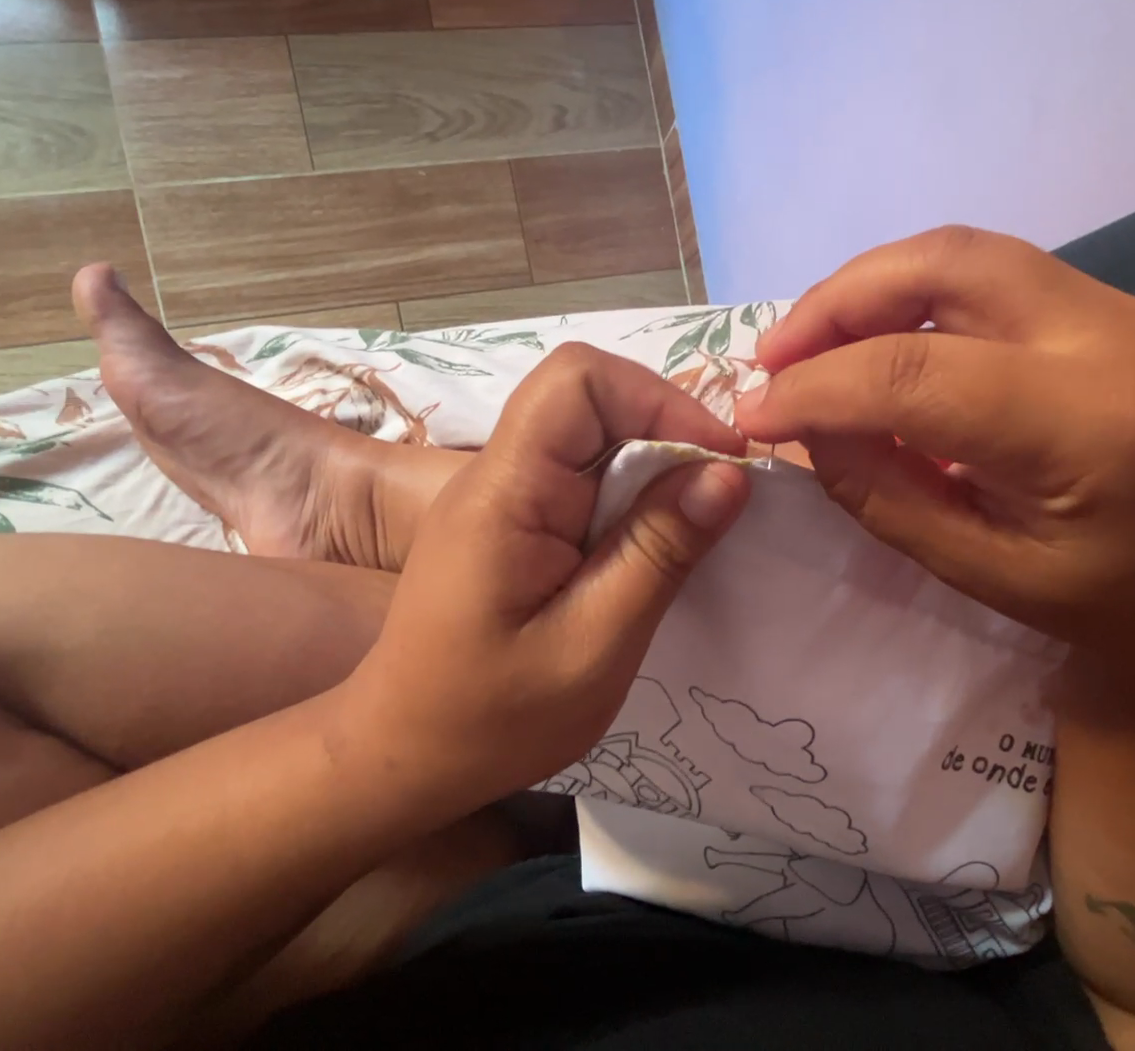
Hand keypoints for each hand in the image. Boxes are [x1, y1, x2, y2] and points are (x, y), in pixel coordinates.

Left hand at [347, 344, 750, 801]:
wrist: (406, 755)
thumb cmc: (493, 719)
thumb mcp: (593, 647)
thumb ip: (658, 554)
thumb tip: (729, 474)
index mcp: (505, 492)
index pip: (578, 379)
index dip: (658, 400)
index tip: (719, 465)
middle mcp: (499, 476)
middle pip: (591, 400)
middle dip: (667, 433)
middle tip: (719, 500)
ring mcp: (504, 497)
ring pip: (594, 439)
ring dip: (654, 470)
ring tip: (694, 529)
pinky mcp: (515, 524)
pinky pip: (584, 481)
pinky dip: (632, 501)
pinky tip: (653, 548)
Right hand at [736, 227, 1134, 701]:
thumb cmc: (1097, 608)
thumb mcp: (972, 567)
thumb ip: (878, 488)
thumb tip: (804, 423)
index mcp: (1091, 431)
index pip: (918, 375)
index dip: (817, 386)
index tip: (754, 412)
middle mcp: (1122, 342)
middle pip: (948, 265)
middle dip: (838, 301)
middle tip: (774, 353)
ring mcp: (1133, 312)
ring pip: (969, 256)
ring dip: (872, 291)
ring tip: (812, 347)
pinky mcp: (1122, 310)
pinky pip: (995, 279)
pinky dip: (916, 302)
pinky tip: (880, 345)